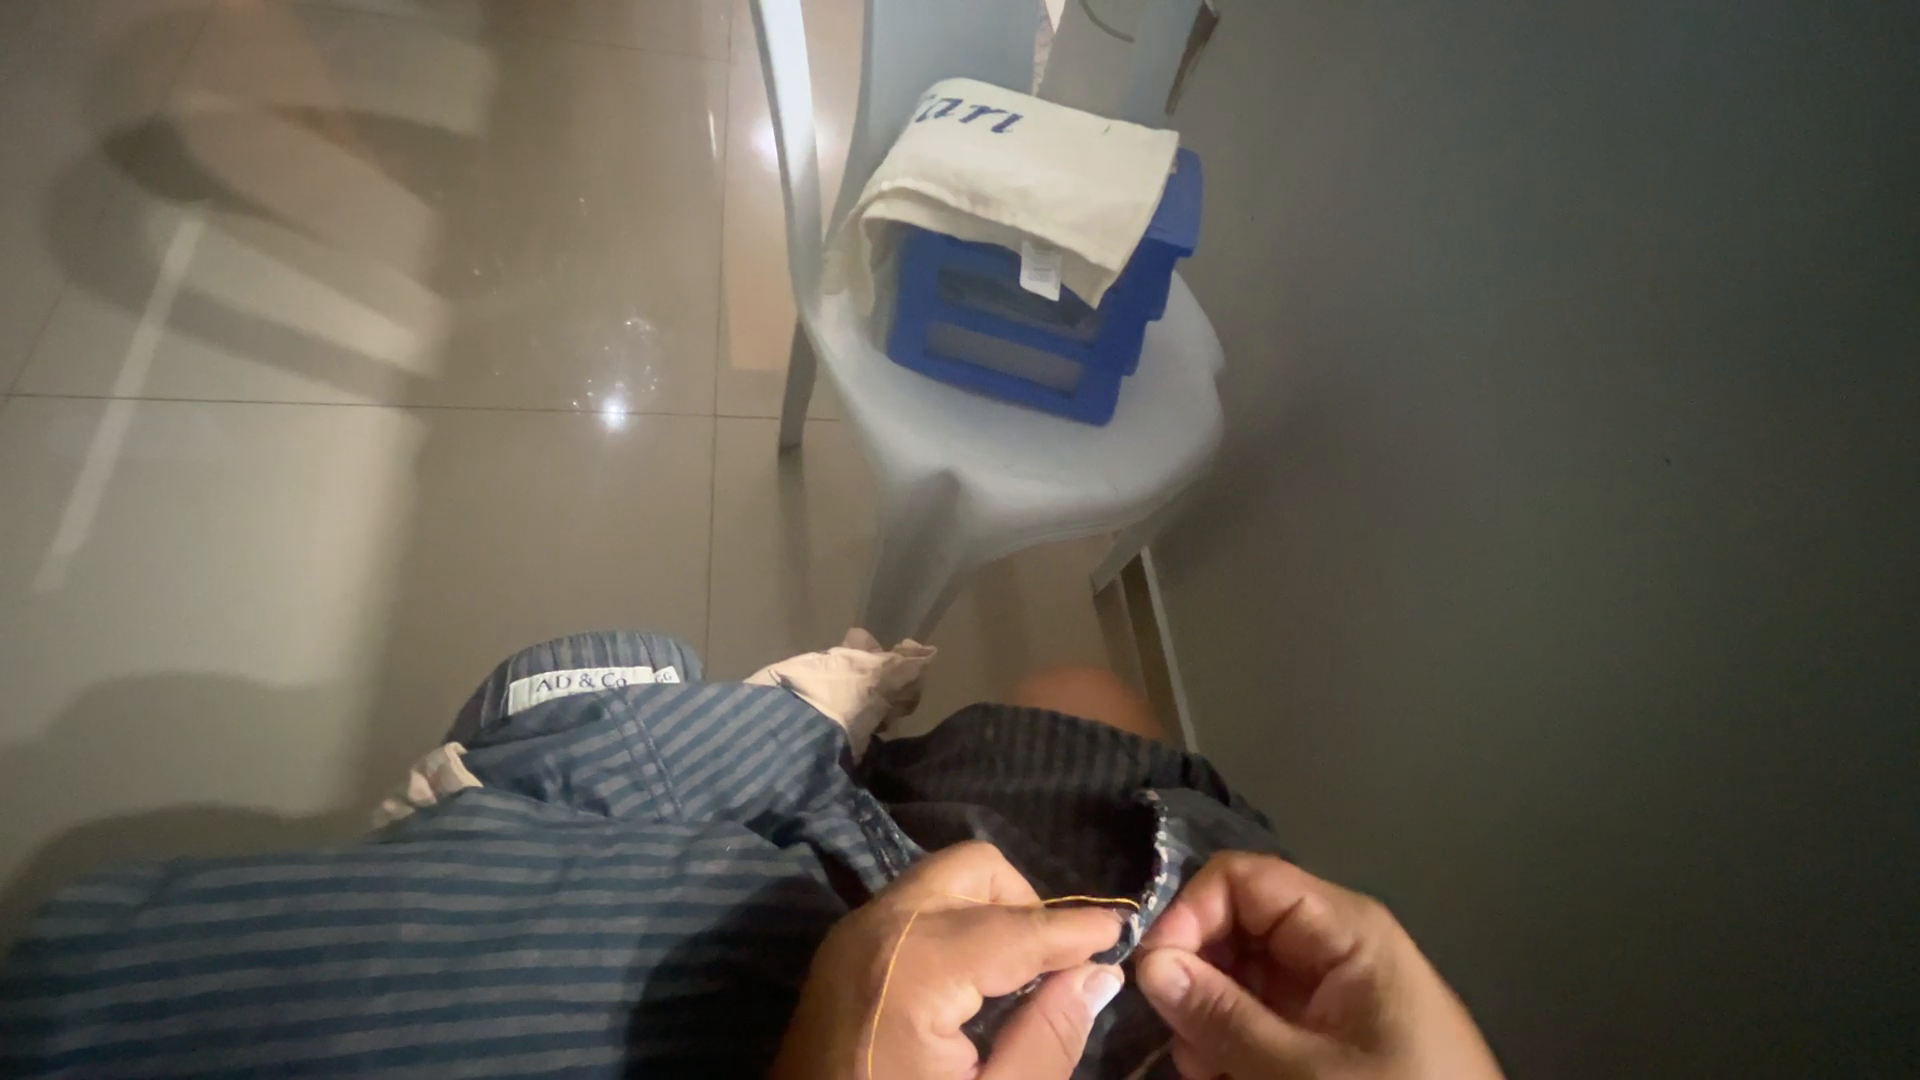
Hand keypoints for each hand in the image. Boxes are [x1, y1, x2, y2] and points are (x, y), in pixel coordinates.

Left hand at [771, 842, 1124, 1079]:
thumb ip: (1047, 1038)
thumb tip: (1098, 974)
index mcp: (913, 966)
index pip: (1015, 927)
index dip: (1073, 928)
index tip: (1120, 928)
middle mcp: (879, 924)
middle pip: (974, 869)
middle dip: (1025, 904)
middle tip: (1056, 963)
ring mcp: (854, 929)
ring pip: (944, 876)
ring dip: (992, 907)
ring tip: (1018, 970)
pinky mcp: (843, 945)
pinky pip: (916, 901)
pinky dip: (957, 917)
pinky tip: (973, 975)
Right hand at [1135, 853, 1501, 1079]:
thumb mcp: (1304, 1076)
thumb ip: (1221, 1017)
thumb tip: (1147, 964)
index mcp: (1343, 928)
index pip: (1242, 878)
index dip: (1191, 910)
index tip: (1154, 968)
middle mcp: (1331, 942)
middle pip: (1235, 922)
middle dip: (1195, 971)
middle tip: (1174, 1032)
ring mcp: (1328, 988)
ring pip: (1238, 970)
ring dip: (1206, 1013)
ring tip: (1201, 1068)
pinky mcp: (1326, 1029)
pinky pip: (1258, 1010)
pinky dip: (1229, 1038)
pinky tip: (1220, 1072)